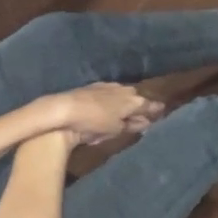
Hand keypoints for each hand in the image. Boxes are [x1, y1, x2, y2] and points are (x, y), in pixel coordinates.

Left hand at [34, 83, 163, 144]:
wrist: (62, 108)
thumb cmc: (93, 122)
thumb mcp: (115, 130)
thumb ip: (132, 126)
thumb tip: (145, 123)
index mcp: (137, 101)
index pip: (153, 107)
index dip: (156, 113)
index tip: (156, 118)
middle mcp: (128, 90)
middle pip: (137, 100)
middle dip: (136, 108)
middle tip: (131, 119)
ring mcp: (110, 86)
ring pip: (121, 96)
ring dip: (120, 104)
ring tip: (113, 114)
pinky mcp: (93, 86)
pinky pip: (106, 94)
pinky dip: (106, 101)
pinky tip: (99, 108)